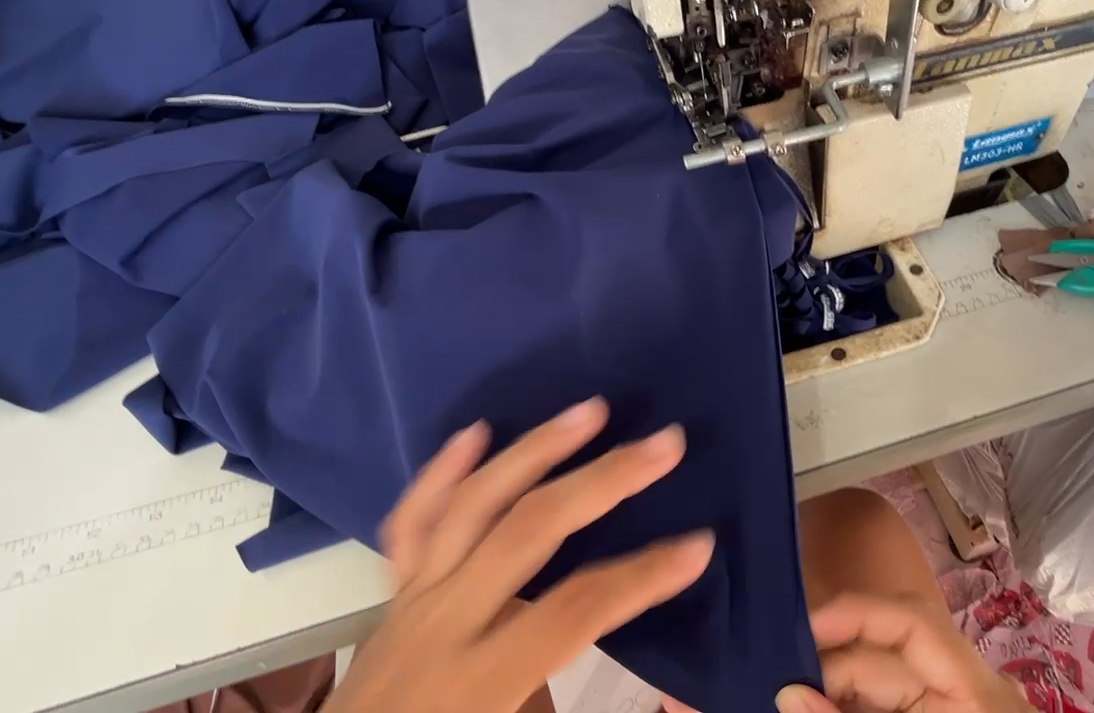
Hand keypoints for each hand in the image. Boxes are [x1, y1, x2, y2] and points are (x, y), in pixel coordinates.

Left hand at [325, 398, 713, 712]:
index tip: (700, 545)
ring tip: (591, 410)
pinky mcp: (394, 590)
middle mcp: (443, 625)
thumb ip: (577, 699)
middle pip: (528, 532)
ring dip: (536, 450)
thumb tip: (681, 699)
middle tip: (665, 444)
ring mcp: (412, 598)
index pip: (573, 611)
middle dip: (604, 481)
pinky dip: (444, 470)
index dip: (641, 578)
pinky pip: (412, 519)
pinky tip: (478, 430)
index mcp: (478, 684)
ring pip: (474, 504)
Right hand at [775, 594, 1032, 712]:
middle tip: (778, 684)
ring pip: (879, 691)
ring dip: (833, 695)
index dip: (854, 615)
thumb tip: (787, 695)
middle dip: (830, 667)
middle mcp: (961, 694)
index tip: (800, 630)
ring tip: (788, 700)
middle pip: (885, 660)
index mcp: (973, 690)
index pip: (908, 623)